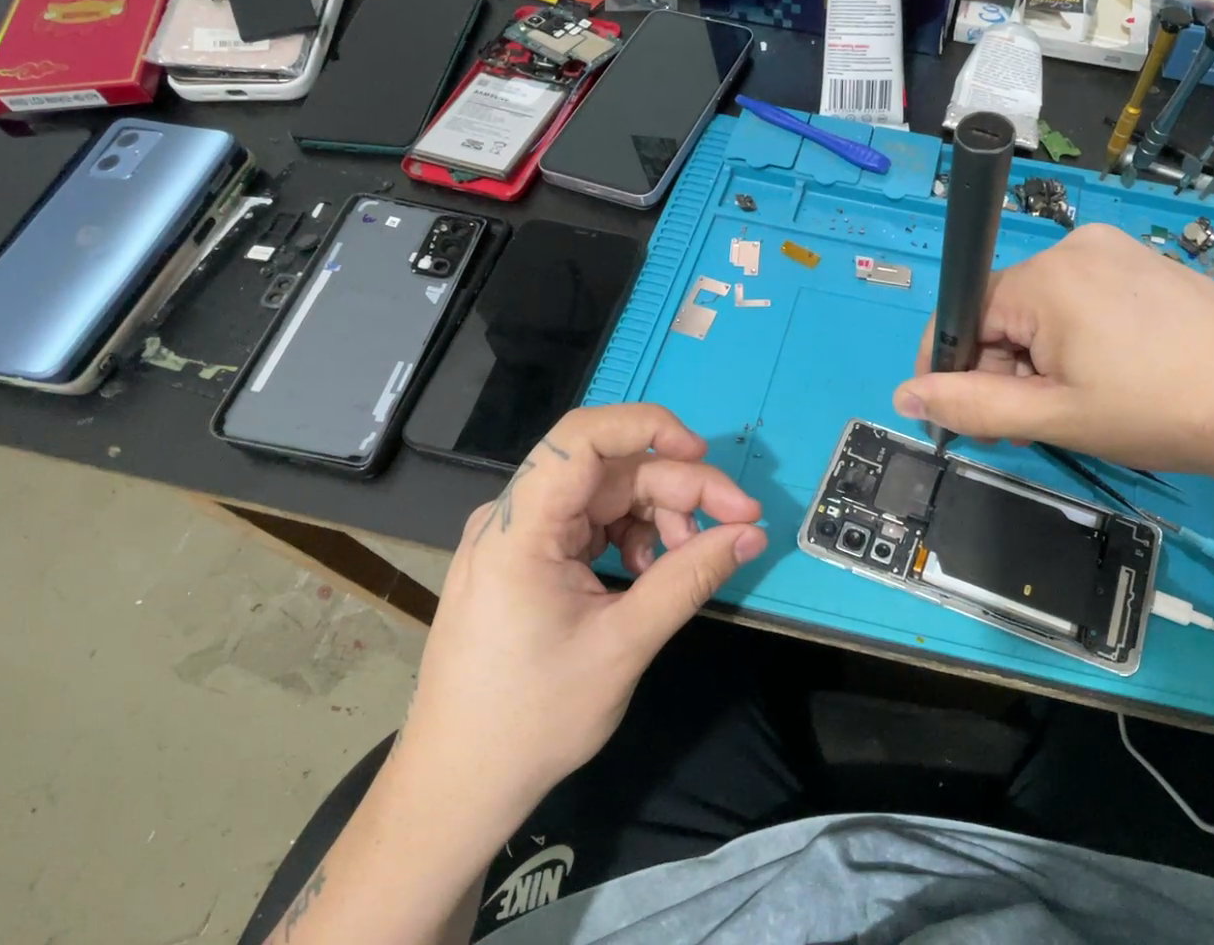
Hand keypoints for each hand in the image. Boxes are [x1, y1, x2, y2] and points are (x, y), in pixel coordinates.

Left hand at [395, 404, 766, 838]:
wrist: (460, 785)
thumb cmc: (533, 719)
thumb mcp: (625, 645)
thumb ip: (690, 578)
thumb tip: (752, 534)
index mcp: (519, 530)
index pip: (582, 437)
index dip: (649, 427)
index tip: (705, 457)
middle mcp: (513, 520)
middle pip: (609, 472)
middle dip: (678, 490)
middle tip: (739, 525)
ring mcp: (517, 542)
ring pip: (605, 500)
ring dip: (659, 520)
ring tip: (688, 565)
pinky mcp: (527, 565)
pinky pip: (591, 530)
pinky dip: (632, 543)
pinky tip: (651, 577)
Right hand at [892, 223, 1213, 490]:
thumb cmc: (1159, 410)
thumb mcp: (1054, 417)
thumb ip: (972, 405)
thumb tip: (904, 394)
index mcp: (1044, 277)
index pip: (962, 315)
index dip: (953, 369)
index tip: (967, 418)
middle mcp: (1074, 247)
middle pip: (1002, 313)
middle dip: (1005, 370)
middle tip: (1039, 424)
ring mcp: (1114, 251)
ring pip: (1040, 312)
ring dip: (1039, 362)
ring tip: (1081, 406)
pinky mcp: (1143, 265)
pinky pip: (1079, 302)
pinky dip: (1074, 343)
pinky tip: (1109, 379)